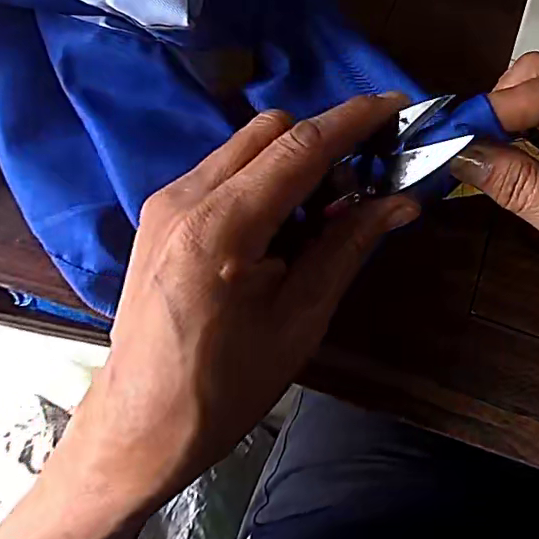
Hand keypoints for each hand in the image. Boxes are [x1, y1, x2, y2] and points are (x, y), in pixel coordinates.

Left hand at [54, 95, 419, 513]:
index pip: (300, 147)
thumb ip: (350, 245)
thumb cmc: (225, 386)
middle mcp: (186, 200)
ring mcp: (166, 203)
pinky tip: (291, 216)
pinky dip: (272, 170)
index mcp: (221, 229)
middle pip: (272, 129)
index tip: (399, 104)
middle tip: (371, 170)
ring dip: (301, 153)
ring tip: (334, 201)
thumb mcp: (302, 317)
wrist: (133, 435)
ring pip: (250, 141)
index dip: (354, 119)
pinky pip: (231, 165)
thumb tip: (405, 200)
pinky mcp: (162, 214)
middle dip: (329, 135)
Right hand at [453, 53, 538, 341]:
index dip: (497, 109)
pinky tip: (496, 159)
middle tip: (460, 143)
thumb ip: (524, 189)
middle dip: (495, 106)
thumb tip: (470, 154)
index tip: (456, 132)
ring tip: (473, 154)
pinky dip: (510, 134)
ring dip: (499, 119)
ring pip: (536, 93)